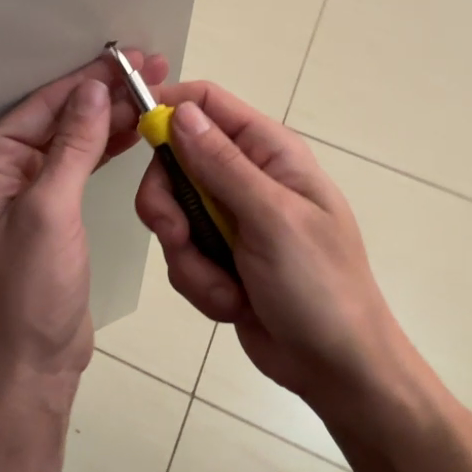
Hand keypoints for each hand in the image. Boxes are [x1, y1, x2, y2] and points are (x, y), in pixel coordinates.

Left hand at [0, 49, 169, 383]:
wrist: (33, 363)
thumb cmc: (30, 288)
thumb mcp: (51, 210)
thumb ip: (73, 146)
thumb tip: (95, 89)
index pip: (43, 104)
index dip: (89, 78)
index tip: (131, 57)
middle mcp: (4, 169)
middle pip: (60, 116)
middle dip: (106, 92)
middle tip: (154, 68)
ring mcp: (29, 190)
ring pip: (74, 138)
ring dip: (112, 117)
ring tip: (155, 92)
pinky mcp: (53, 210)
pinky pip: (81, 165)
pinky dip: (108, 147)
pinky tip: (137, 130)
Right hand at [135, 81, 399, 404]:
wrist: (338, 368)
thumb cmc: (319, 286)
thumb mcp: (273, 220)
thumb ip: (222, 165)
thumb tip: (179, 111)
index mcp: (269, 152)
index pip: (208, 103)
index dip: (168, 107)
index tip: (133, 133)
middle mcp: (246, 177)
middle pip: (176, 162)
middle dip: (169, 206)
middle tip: (178, 236)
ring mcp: (231, 219)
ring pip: (174, 215)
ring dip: (189, 257)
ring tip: (226, 288)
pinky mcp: (219, 257)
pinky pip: (182, 255)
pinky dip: (199, 282)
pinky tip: (232, 304)